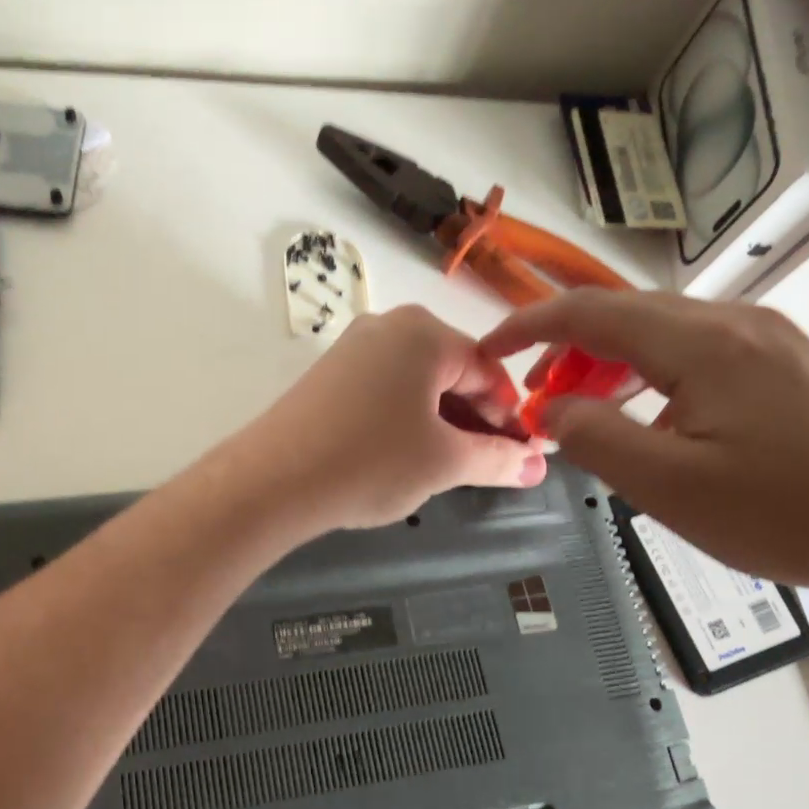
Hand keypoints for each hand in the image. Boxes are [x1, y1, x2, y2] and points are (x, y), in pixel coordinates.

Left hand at [238, 306, 546, 530]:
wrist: (273, 481)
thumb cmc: (371, 462)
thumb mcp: (444, 463)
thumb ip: (497, 460)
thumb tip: (536, 466)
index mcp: (425, 333)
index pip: (490, 371)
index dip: (512, 418)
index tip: (524, 457)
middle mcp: (389, 327)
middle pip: (453, 373)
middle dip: (477, 422)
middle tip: (492, 468)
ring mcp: (353, 350)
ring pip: (418, 385)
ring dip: (444, 425)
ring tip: (453, 469)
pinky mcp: (328, 378)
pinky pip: (385, 392)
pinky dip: (407, 421)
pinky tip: (408, 457)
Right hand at [478, 290, 808, 596]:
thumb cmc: (794, 513)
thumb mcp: (673, 488)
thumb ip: (597, 439)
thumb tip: (551, 408)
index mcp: (700, 342)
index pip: (588, 312)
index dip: (526, 328)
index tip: (485, 354)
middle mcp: (735, 323)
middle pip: (626, 315)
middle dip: (567, 351)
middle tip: (536, 405)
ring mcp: (770, 342)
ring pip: (664, 335)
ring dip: (611, 365)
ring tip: (586, 415)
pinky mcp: (792, 368)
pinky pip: (700, 356)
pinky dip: (653, 378)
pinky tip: (654, 424)